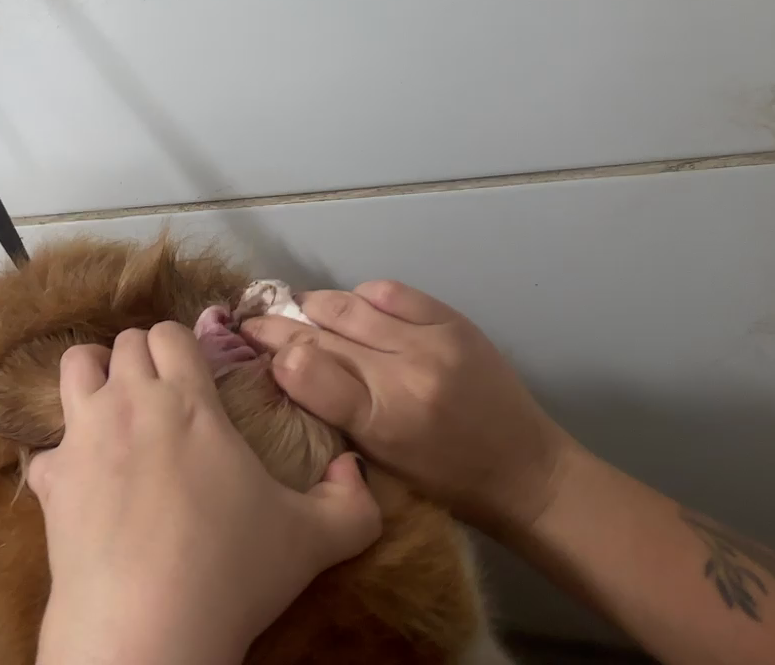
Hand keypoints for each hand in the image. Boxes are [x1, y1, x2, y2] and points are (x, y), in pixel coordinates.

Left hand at [29, 322, 382, 664]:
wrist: (146, 628)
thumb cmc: (232, 571)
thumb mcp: (313, 541)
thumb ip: (352, 503)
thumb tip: (356, 468)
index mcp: (186, 401)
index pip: (170, 333)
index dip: (180, 345)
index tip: (190, 371)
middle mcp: (128, 400)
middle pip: (124, 342)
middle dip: (141, 357)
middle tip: (157, 392)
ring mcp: (82, 434)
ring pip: (75, 365)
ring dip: (93, 375)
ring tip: (110, 403)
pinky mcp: (49, 475)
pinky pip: (43, 444)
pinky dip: (59, 452)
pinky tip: (78, 477)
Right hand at [242, 281, 576, 536]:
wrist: (528, 473)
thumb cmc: (442, 482)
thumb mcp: (375, 460)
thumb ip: (327, 410)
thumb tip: (280, 363)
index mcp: (382, 421)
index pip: (301, 366)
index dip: (268, 350)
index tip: (246, 344)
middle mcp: (404, 373)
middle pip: (317, 331)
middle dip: (277, 324)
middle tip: (253, 323)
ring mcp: (431, 341)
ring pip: (344, 304)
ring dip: (312, 307)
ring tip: (295, 311)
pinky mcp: (452, 320)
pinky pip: (385, 290)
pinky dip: (360, 298)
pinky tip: (352, 312)